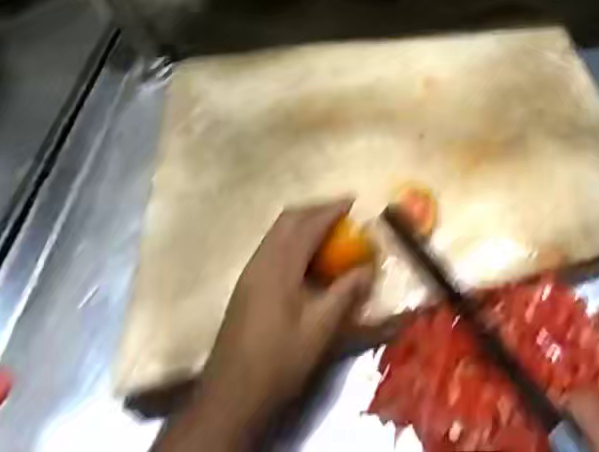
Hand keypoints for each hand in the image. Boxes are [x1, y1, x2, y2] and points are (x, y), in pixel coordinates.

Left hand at [156, 201, 373, 451]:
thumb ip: (345, 293)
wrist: (230, 398)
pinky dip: (293, 240)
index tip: (354, 202)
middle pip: (289, 220)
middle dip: (316, 211)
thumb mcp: (320, 329)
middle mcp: (262, 260)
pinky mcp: (246, 287)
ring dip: (303, 224)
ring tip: (329, 233)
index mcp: (279, 265)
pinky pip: (272, 247)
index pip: (309, 224)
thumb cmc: (278, 361)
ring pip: (278, 232)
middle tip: (342, 214)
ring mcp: (250, 273)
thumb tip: (368, 268)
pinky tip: (307, 260)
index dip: (332, 210)